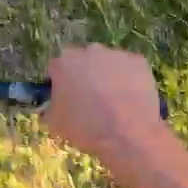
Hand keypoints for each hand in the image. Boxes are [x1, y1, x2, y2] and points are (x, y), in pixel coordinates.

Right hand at [42, 44, 168, 163]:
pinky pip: (130, 68)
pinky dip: (130, 80)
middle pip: (84, 60)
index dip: (63, 83)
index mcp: (64, 62)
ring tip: (115, 101)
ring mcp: (115, 54)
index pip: (58, 68)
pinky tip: (131, 99)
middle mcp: (88, 51)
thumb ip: (49, 108)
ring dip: (108, 76)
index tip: (69, 99)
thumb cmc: (86, 129)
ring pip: (108, 63)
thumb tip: (53, 106)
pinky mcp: (138, 61)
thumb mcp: (55, 124)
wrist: (128, 136)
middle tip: (92, 99)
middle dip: (86, 75)